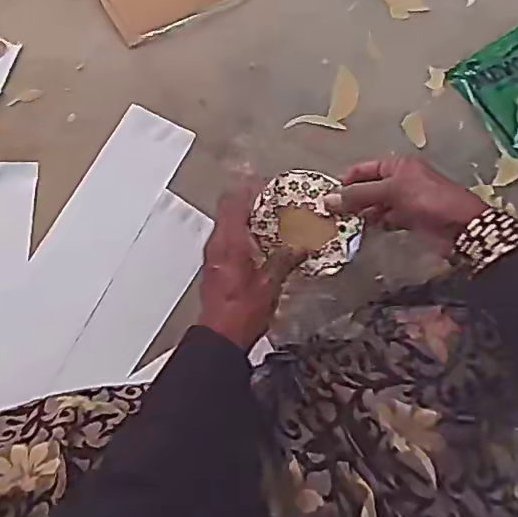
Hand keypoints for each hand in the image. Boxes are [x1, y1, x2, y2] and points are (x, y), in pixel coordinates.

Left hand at [199, 182, 304, 352]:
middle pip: (229, 210)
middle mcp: (217, 245)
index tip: (262, 179)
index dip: (247, 186)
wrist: (220, 337)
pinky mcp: (216, 267)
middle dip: (249, 200)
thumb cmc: (241, 312)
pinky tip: (258, 242)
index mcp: (229, 242)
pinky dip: (242, 233)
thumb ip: (287, 258)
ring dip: (246, 217)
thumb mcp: (271, 283)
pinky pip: (227, 240)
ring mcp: (214, 256)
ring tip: (268, 217)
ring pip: (228, 225)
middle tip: (270, 196)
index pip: (233, 201)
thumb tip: (304, 243)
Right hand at [327, 157, 487, 245]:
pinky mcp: (410, 218)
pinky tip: (363, 231)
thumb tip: (328, 199)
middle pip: (369, 187)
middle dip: (352, 198)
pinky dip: (376, 223)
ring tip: (343, 224)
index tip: (329, 195)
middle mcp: (401, 179)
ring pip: (377, 204)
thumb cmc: (426, 199)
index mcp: (397, 165)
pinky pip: (387, 218)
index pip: (364, 169)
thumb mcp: (391, 191)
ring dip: (363, 213)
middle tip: (332, 213)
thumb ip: (359, 195)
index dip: (346, 180)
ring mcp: (406, 200)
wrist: (461, 226)